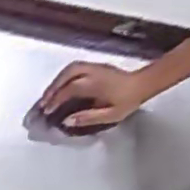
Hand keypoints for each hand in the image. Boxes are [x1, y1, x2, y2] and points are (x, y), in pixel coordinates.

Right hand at [36, 61, 158, 130]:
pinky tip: (60, 89)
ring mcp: (97, 68)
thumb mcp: (110, 115)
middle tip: (43, 102)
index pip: (71, 88)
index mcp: (98, 84)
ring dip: (57, 81)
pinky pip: (76, 68)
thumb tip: (66, 121)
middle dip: (53, 87)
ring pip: (71, 68)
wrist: (146, 83)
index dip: (56, 99)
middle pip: (69, 72)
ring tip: (49, 96)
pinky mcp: (97, 68)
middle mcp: (96, 72)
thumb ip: (88, 118)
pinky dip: (63, 78)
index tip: (46, 111)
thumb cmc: (128, 100)